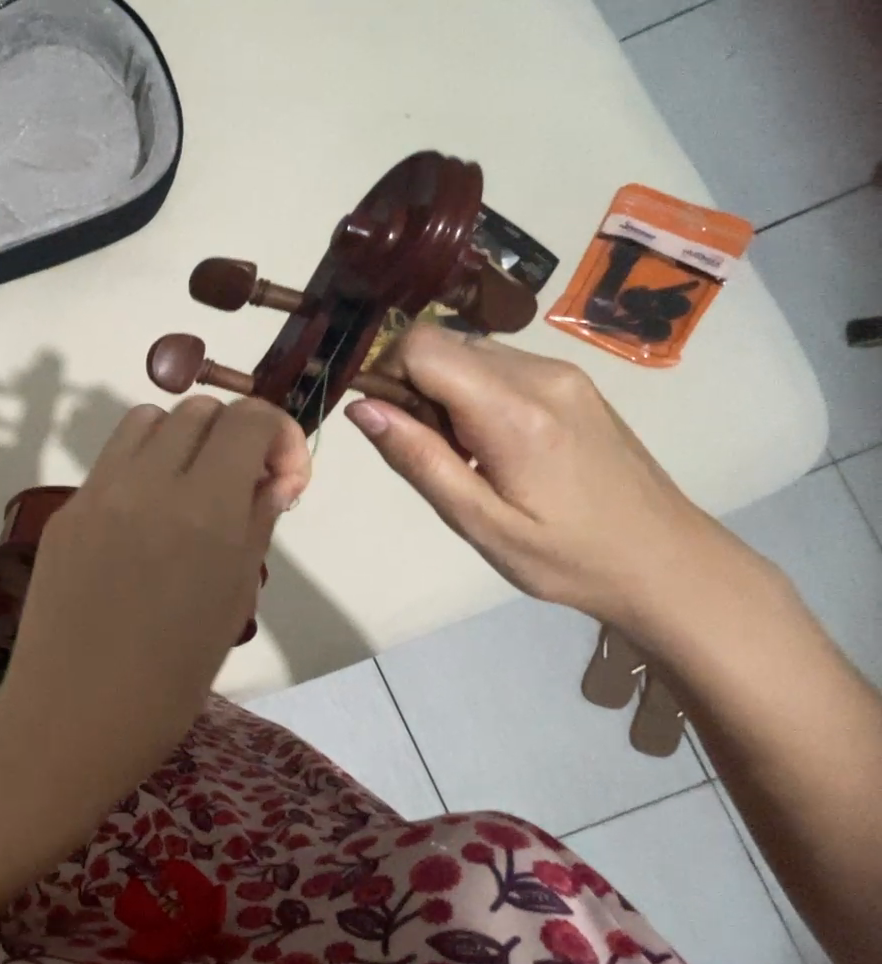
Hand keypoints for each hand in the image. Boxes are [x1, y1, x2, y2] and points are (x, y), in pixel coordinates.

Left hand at [0, 395, 309, 784]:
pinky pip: (107, 464)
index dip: (278, 437)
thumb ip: (254, 526)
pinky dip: (136, 471)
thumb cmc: (169, 680)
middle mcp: (147, 486)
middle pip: (197, 411)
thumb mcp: (233, 602)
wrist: (74, 714)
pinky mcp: (63, 514)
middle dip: (231, 436)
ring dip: (178, 441)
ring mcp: (96, 496)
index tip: (281, 483)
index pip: (249, 418)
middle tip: (237, 488)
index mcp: (205, 511)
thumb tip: (269, 481)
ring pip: (145, 422)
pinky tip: (141, 523)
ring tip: (187, 494)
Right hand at [344, 325, 734, 627]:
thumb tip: (360, 407)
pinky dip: (466, 392)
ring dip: (436, 389)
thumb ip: (417, 458)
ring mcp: (561, 373)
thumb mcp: (477, 521)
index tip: (383, 422)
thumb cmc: (564, 555)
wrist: (664, 559)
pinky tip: (482, 442)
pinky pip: (494, 364)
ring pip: (465, 350)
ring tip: (455, 450)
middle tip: (422, 446)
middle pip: (440, 343)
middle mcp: (540, 375)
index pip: (422, 347)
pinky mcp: (569, 382)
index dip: (385, 373)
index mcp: (514, 412)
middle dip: (407, 384)